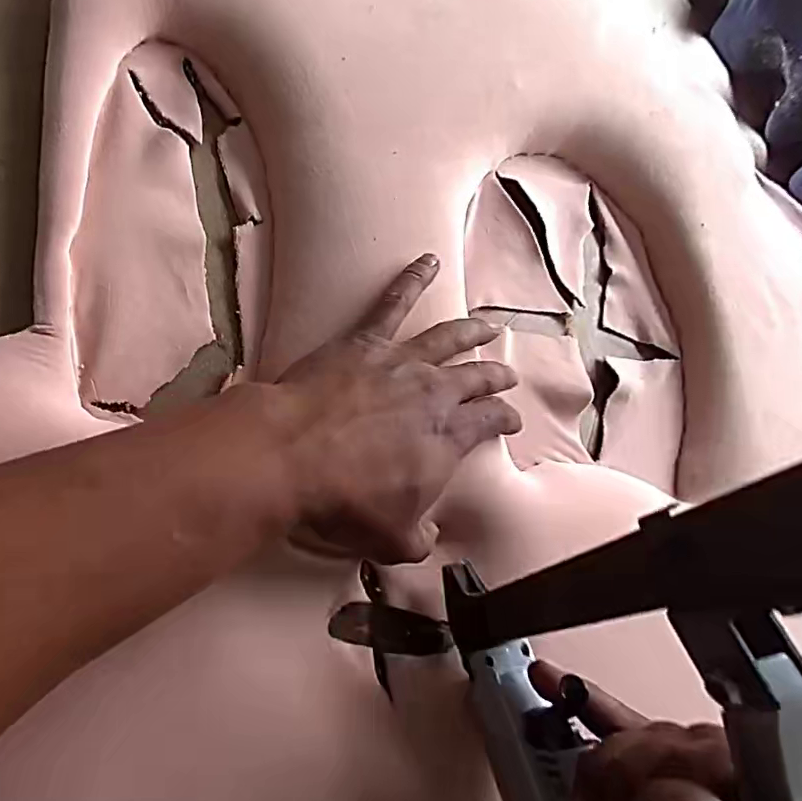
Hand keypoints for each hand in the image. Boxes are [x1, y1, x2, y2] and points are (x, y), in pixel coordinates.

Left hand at [268, 254, 520, 562]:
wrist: (292, 456)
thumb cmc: (340, 498)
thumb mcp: (389, 538)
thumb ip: (417, 540)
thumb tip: (427, 538)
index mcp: (446, 438)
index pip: (488, 423)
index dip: (503, 421)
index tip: (509, 422)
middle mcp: (433, 394)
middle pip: (475, 378)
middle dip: (494, 377)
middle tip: (505, 376)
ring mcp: (399, 363)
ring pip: (448, 338)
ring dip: (473, 331)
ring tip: (490, 324)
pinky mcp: (363, 343)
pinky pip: (392, 302)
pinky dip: (412, 278)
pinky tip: (427, 260)